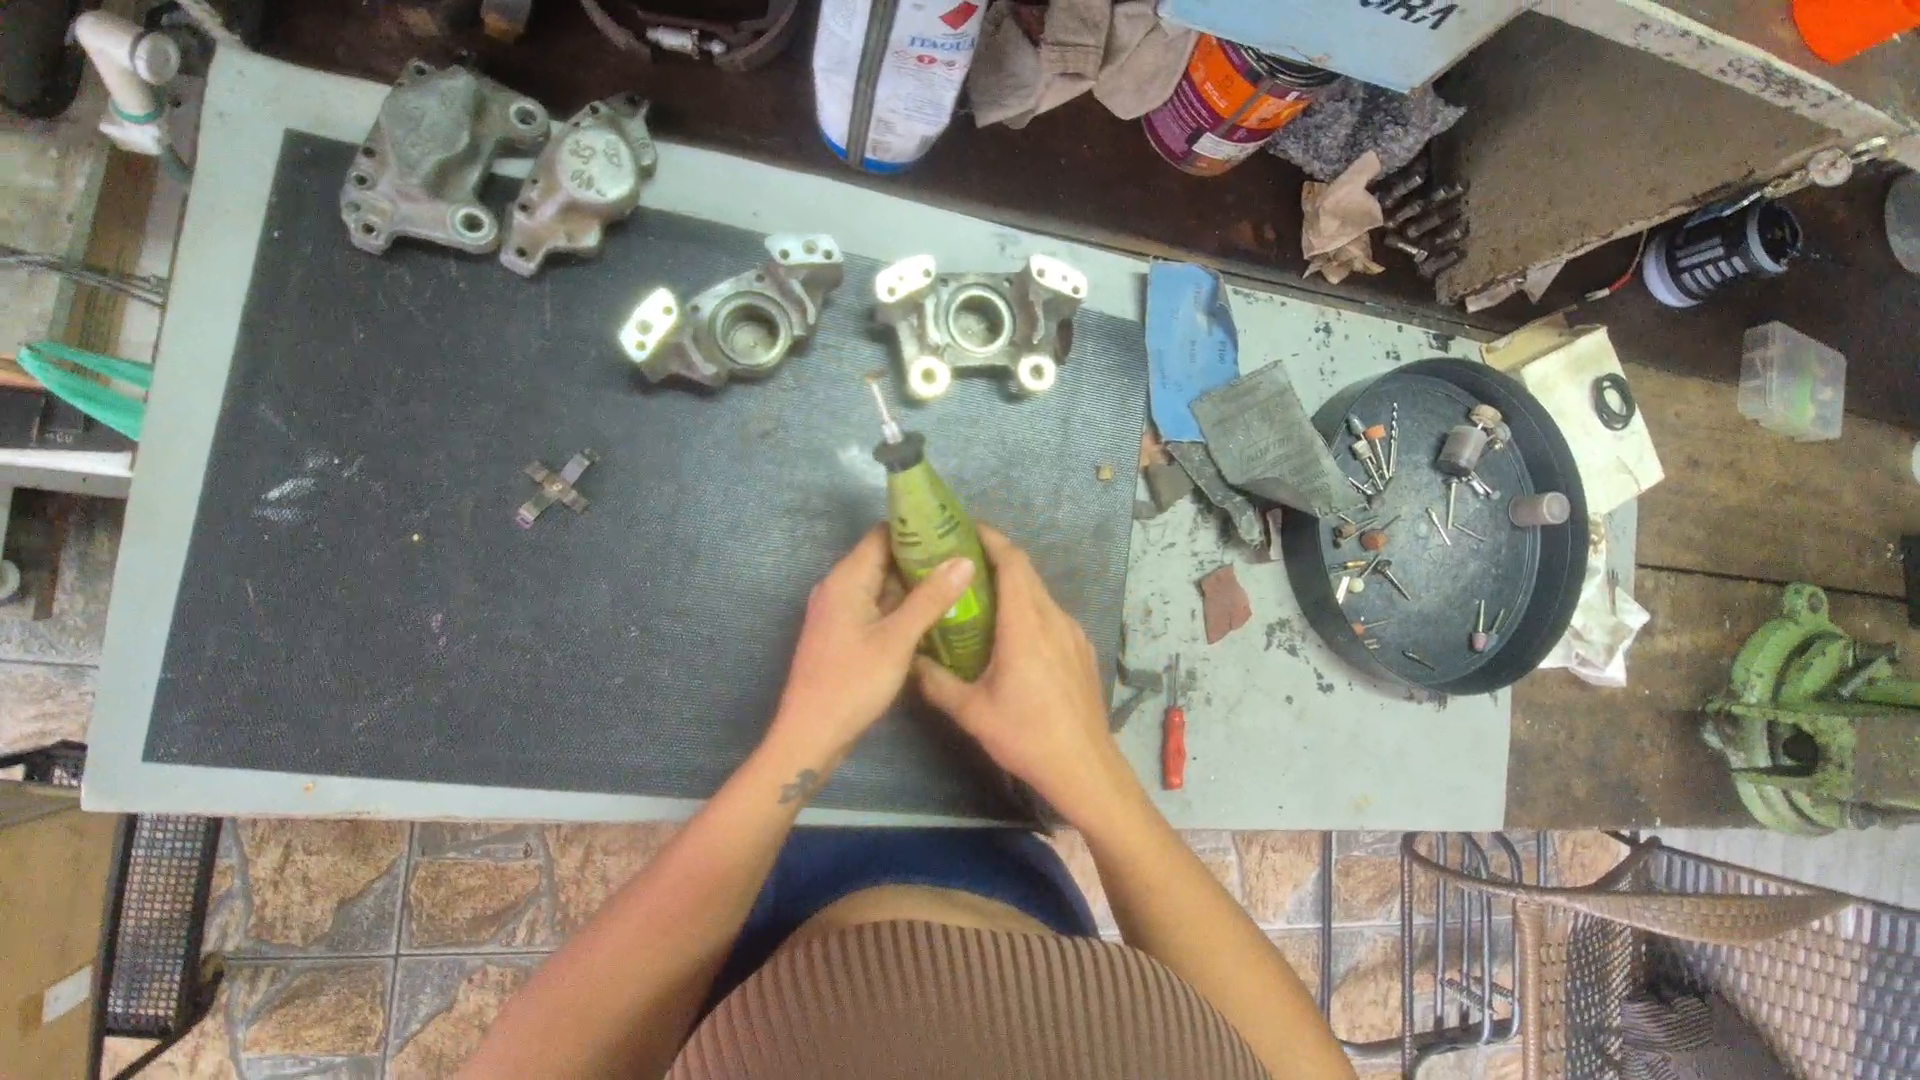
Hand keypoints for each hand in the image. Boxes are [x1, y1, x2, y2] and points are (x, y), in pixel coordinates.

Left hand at [767, 525, 976, 765]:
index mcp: (846, 579)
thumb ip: (930, 599)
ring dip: (914, 585)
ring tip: (958, 582)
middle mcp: (838, 587)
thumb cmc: (852, 684)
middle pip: (883, 558)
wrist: (811, 735)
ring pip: (881, 586)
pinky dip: (902, 607)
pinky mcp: (843, 634)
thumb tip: (964, 560)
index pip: (883, 534)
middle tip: (965, 559)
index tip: (954, 531)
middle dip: (922, 558)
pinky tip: (934, 615)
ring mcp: (838, 612)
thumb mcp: (897, 640)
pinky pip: (876, 608)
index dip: (917, 529)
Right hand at [914, 526, 1134, 822]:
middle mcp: (1053, 619)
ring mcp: (1073, 634)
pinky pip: (1052, 616)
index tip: (966, 529)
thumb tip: (910, 661)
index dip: (991, 539)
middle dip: (996, 559)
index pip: (1013, 563)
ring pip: (1040, 595)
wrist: (1085, 767)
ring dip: (1013, 587)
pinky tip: (1011, 635)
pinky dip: (1029, 610)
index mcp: (1026, 625)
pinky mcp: (1082, 650)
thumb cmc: (1027, 736)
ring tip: (980, 598)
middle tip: (961, 563)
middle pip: (1026, 573)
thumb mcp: (972, 713)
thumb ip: (936, 683)